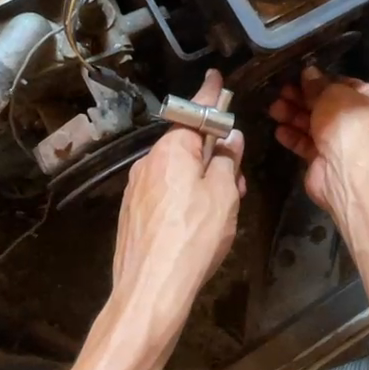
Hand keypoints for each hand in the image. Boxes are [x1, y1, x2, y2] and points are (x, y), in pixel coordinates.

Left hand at [112, 69, 244, 345]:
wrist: (151, 291)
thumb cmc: (193, 237)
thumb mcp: (223, 193)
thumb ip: (226, 160)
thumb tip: (227, 139)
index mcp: (170, 150)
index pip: (195, 112)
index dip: (211, 96)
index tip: (216, 78)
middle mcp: (147, 164)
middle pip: (186, 146)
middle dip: (211, 154)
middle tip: (235, 176)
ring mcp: (136, 191)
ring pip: (176, 173)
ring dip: (201, 180)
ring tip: (223, 207)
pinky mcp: (133, 215)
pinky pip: (164, 194)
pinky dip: (185, 198)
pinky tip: (199, 224)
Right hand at [267, 67, 368, 210]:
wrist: (347, 171)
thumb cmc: (347, 122)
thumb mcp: (332, 93)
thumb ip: (317, 84)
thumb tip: (308, 73)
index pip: (346, 84)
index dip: (323, 80)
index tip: (301, 76)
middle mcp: (360, 121)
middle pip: (327, 105)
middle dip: (303, 98)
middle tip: (282, 91)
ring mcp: (342, 143)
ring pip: (314, 124)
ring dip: (294, 116)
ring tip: (274, 108)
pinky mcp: (325, 160)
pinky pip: (307, 145)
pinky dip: (294, 137)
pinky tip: (279, 131)